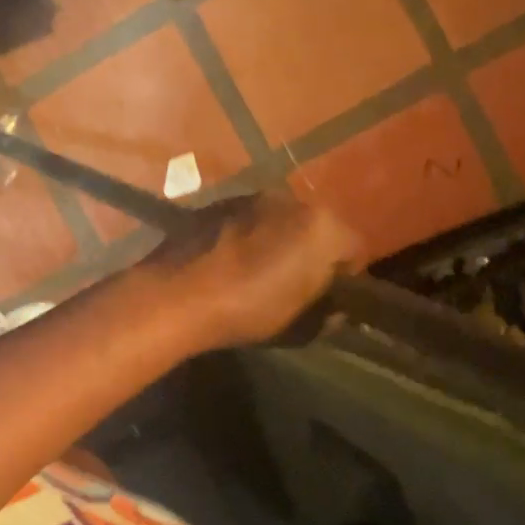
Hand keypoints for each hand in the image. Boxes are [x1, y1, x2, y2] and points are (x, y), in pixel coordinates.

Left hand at [167, 193, 366, 349]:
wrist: (173, 296)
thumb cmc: (246, 310)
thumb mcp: (300, 325)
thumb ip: (328, 314)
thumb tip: (333, 310)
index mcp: (322, 226)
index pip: (352, 250)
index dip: (342, 278)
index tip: (325, 299)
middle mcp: (287, 200)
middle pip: (311, 228)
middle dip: (305, 253)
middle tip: (288, 285)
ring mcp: (244, 199)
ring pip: (272, 222)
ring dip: (269, 241)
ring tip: (250, 273)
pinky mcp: (209, 206)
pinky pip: (237, 222)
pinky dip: (237, 238)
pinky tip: (222, 264)